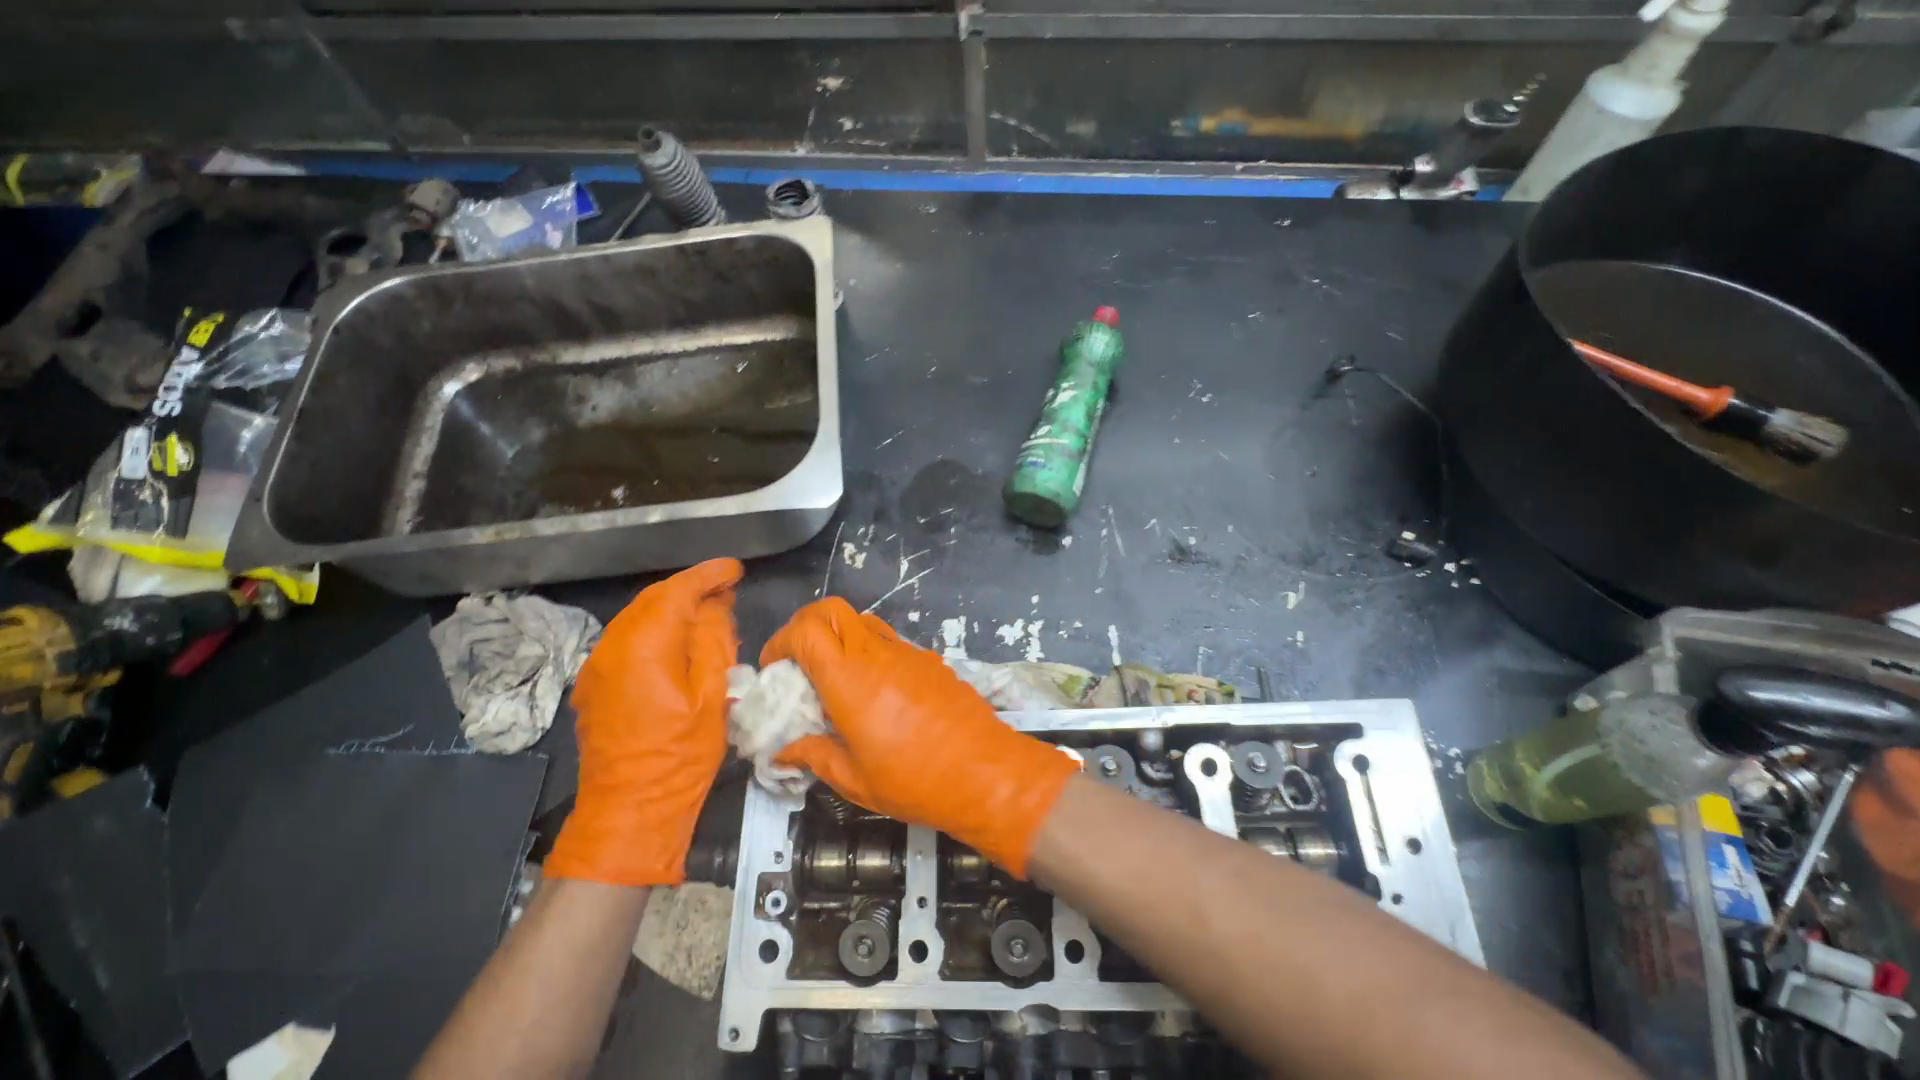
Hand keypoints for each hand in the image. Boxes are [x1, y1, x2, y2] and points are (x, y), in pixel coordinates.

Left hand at [545, 558, 742, 885]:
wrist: (629, 812)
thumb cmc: (680, 757)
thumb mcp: (712, 697)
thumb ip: (713, 642)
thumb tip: (715, 606)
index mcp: (643, 646)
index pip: (678, 591)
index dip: (709, 575)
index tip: (736, 569)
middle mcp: (612, 647)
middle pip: (653, 600)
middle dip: (690, 590)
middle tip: (727, 592)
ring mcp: (597, 668)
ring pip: (637, 620)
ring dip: (671, 611)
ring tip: (707, 617)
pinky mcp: (594, 687)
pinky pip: (626, 643)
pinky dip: (654, 634)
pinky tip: (677, 647)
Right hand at [766, 597, 1076, 877]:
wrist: (987, 773)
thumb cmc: (915, 780)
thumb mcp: (854, 779)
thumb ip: (814, 756)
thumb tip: (784, 752)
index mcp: (849, 679)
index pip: (805, 630)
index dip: (781, 641)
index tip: (775, 669)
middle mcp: (877, 655)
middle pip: (831, 609)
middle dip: (805, 625)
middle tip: (797, 661)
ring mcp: (908, 653)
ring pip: (863, 621)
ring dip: (839, 637)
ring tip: (833, 677)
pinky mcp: (930, 662)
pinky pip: (890, 641)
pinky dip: (869, 652)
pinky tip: (873, 691)